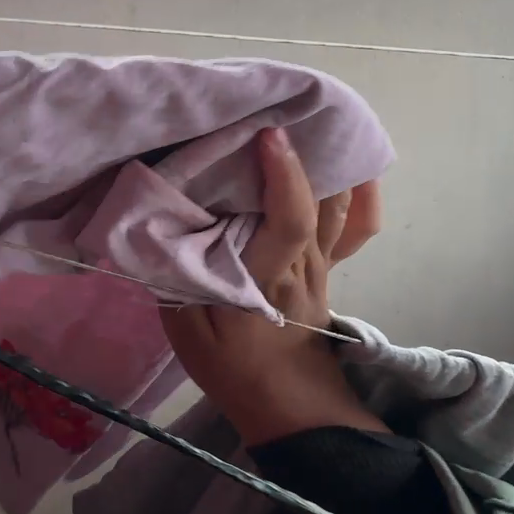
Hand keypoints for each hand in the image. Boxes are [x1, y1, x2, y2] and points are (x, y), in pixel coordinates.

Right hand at [160, 127, 387, 445]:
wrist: (289, 406)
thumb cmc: (231, 366)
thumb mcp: (185, 327)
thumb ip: (174, 274)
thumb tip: (156, 223)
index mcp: (266, 278)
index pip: (289, 221)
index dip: (285, 175)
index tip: (268, 133)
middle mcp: (304, 264)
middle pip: (322, 201)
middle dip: (306, 150)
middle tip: (280, 107)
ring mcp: (323, 265)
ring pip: (340, 206)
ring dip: (328, 162)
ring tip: (305, 122)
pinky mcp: (327, 268)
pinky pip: (352, 225)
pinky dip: (357, 192)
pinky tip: (348, 164)